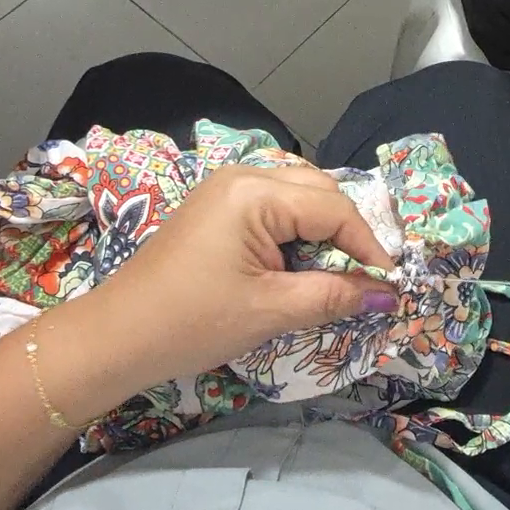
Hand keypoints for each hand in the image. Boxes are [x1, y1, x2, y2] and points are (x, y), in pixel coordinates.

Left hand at [84, 164, 399, 388]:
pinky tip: (299, 261)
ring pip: (298, 193)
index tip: (390, 283)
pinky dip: (296, 228)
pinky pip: (273, 203)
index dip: (368, 245)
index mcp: (255, 192)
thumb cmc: (193, 321)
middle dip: (347, 231)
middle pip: (318, 189)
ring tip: (335, 271)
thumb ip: (334, 296)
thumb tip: (387, 294)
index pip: (333, 208)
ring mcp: (226, 186)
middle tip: (365, 276)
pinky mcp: (217, 204)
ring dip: (323, 228)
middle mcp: (243, 174)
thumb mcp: (271, 310)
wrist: (119, 335)